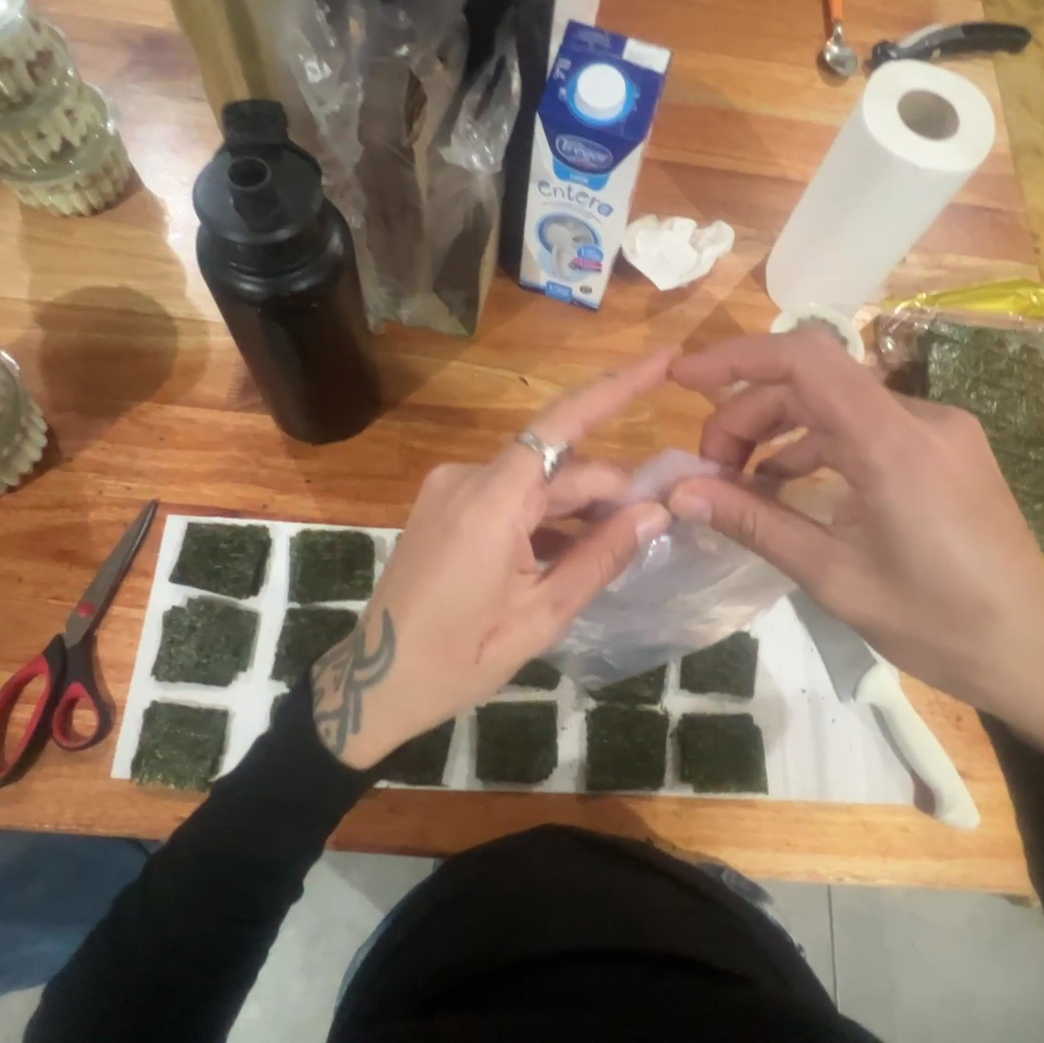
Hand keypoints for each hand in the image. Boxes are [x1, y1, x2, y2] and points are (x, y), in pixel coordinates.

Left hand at [312, 350, 676, 768]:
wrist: (376, 682)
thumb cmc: (459, 660)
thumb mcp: (541, 615)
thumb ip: (600, 556)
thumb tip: (657, 511)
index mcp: (491, 502)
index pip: (563, 424)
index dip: (618, 388)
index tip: (667, 360)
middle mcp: (467, 478)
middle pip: (556, 464)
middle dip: (607, 488)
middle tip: (655, 527)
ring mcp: (450, 490)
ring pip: (533, 481)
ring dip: (577, 506)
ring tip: (618, 545)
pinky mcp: (443, 506)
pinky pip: (508, 497)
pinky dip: (543, 516)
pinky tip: (573, 549)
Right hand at [667, 329, 1043, 763]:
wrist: (1033, 656)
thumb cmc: (936, 625)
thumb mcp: (833, 577)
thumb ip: (754, 523)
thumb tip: (679, 494)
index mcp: (895, 444)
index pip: (806, 360)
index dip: (737, 357)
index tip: (683, 378)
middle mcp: (921, 418)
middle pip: (814, 382)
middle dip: (747, 414)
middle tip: (708, 472)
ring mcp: (939, 432)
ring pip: (838, 405)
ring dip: (779, 432)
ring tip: (739, 484)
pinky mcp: (945, 451)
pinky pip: (866, 429)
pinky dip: (817, 447)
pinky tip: (789, 487)